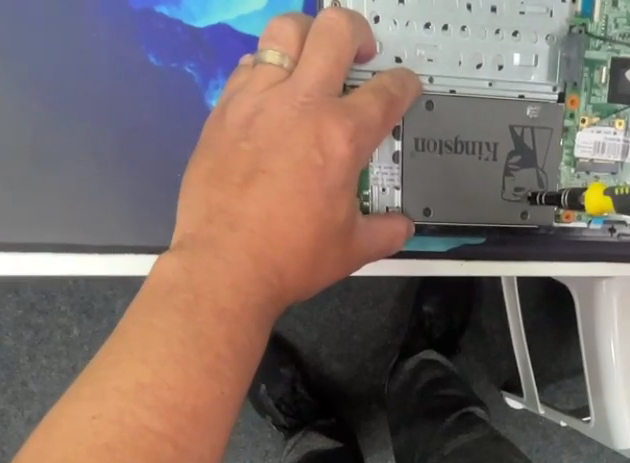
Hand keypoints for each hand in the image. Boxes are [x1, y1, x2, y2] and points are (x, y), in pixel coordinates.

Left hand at [166, 9, 419, 318]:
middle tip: (361, 53)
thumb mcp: (352, 250)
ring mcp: (258, 100)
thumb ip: (384, 232)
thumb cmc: (289, 258)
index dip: (404, 85)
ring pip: (285, 30)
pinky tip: (273, 90)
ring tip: (313, 56)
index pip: (387, 91)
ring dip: (308, 35)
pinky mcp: (225, 109)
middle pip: (336, 29)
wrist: (227, 266)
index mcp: (341, 137)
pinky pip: (249, 64)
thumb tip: (400, 228)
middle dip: (357, 33)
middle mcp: (301, 105)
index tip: (404, 87)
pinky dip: (268, 67)